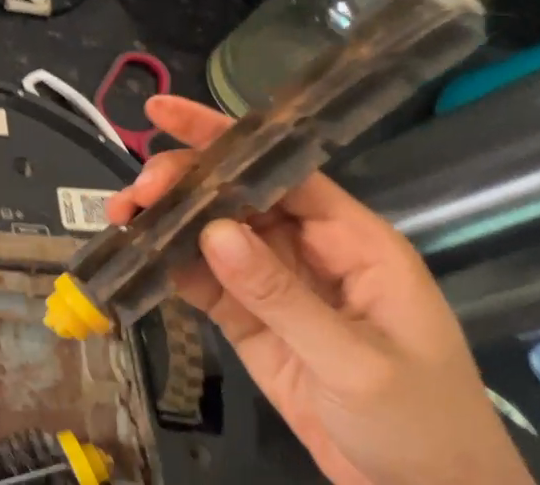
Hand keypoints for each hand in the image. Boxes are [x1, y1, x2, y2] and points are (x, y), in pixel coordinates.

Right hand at [108, 95, 531, 484]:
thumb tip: (212, 230)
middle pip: (232, 194)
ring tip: (120, 217)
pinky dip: (161, 260)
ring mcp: (271, 282)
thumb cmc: (420, 425)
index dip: (223, 138)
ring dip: (160, 218)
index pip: (281, 171)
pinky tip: (131, 252)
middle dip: (179, 182)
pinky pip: (196, 275)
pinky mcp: (245, 315)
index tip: (161, 113)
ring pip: (205, 229)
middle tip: (137, 194)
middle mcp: (307, 249)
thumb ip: (281, 296)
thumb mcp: (356, 363)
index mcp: (352, 243)